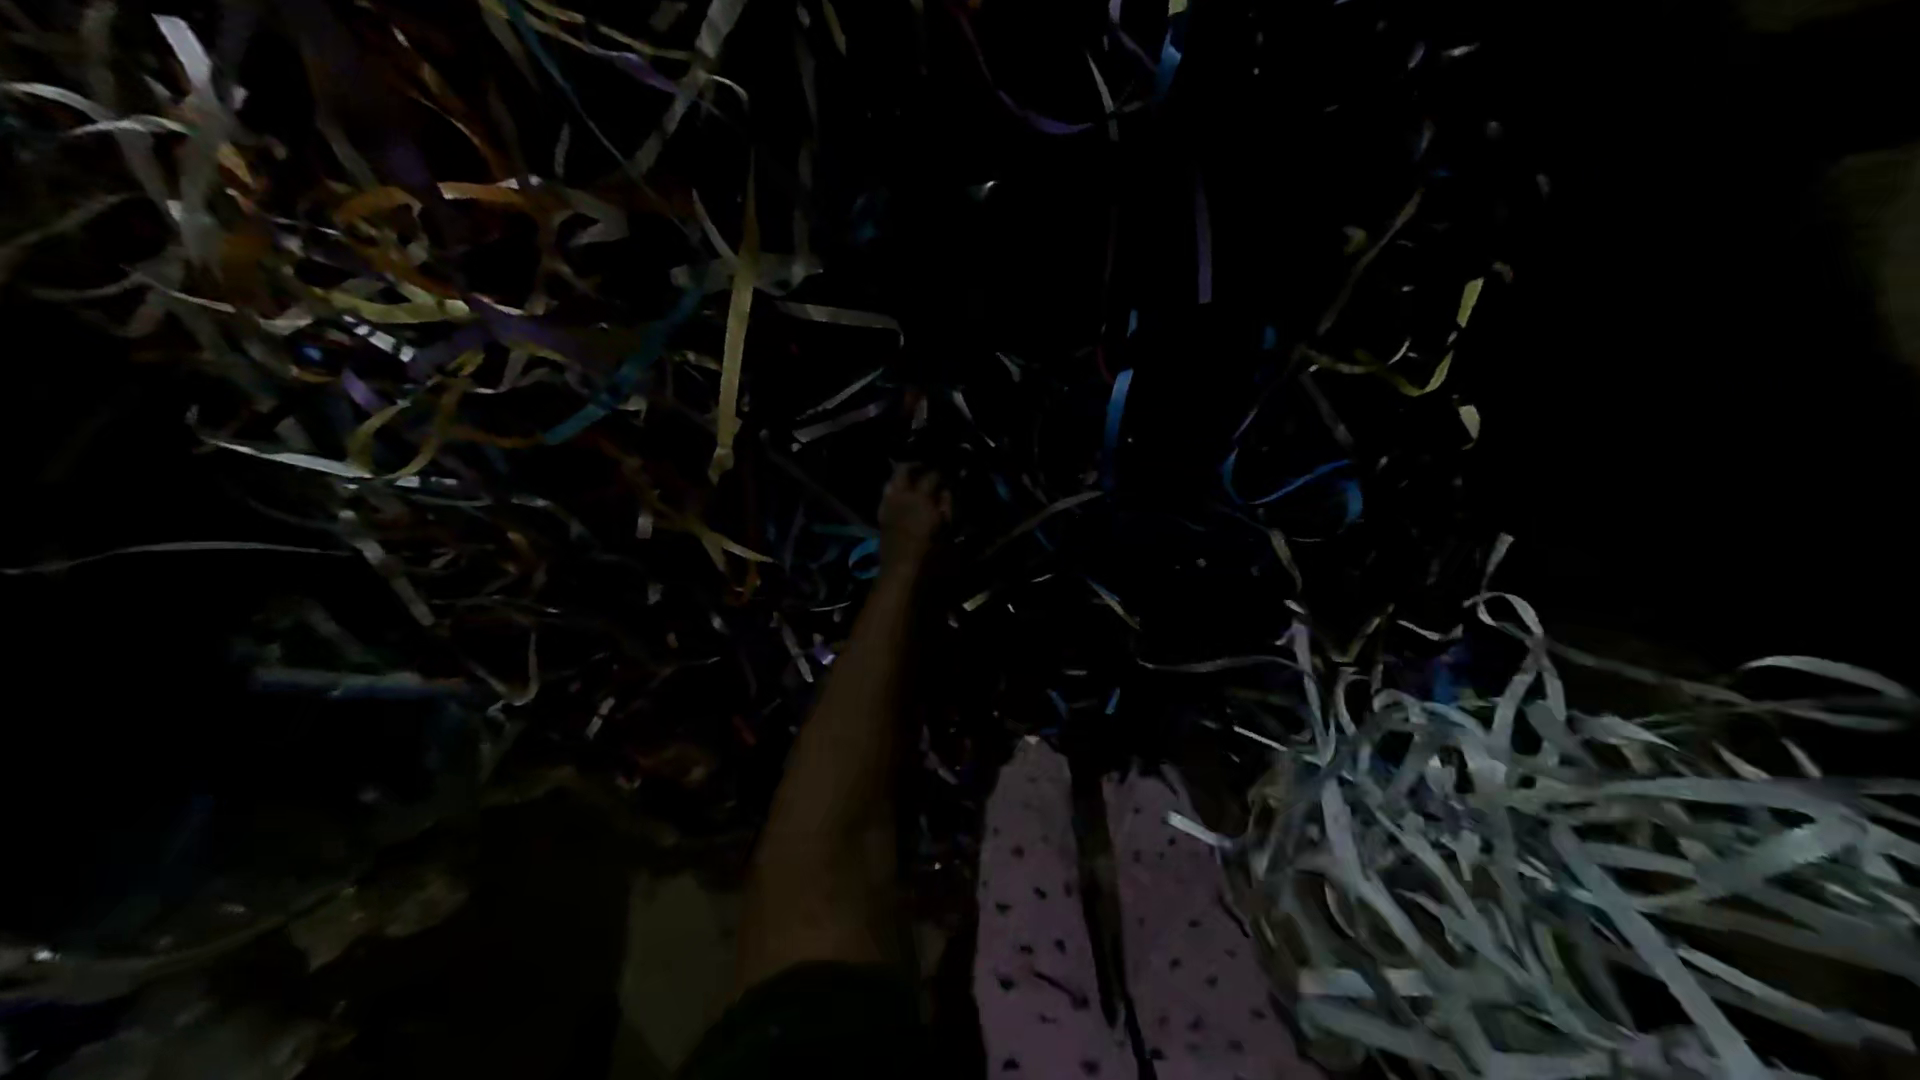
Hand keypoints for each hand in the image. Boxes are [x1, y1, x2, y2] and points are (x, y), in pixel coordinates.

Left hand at [879, 464, 951, 571]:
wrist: (901, 571)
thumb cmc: (930, 553)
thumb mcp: (947, 529)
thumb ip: (946, 506)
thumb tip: (945, 491)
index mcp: (920, 497)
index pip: (932, 475)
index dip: (941, 471)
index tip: (947, 473)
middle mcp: (901, 495)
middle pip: (903, 468)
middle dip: (915, 465)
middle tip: (926, 468)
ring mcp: (888, 503)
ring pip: (892, 479)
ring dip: (903, 476)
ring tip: (914, 480)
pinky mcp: (881, 514)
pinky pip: (887, 493)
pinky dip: (895, 489)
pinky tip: (904, 497)